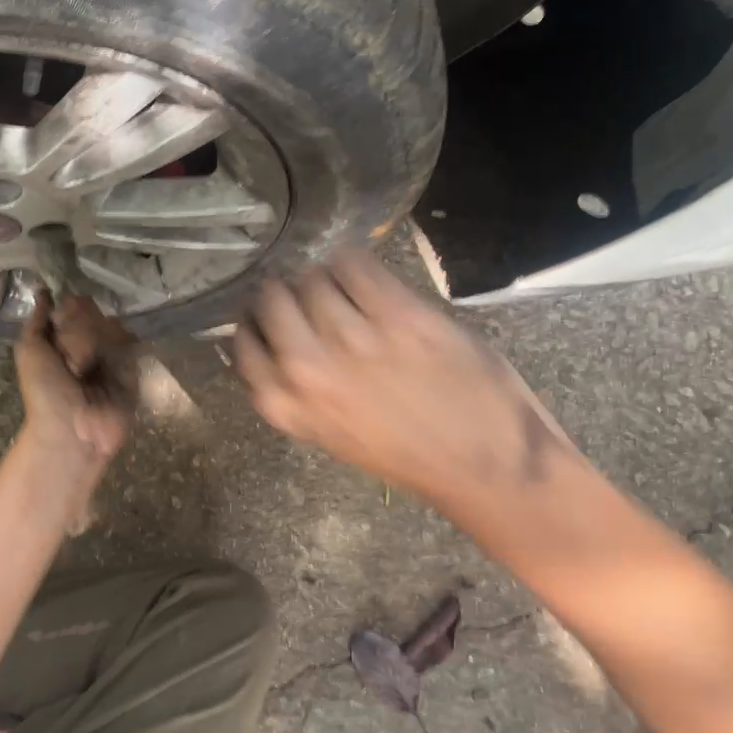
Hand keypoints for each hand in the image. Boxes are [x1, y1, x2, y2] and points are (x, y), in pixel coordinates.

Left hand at [13, 293, 135, 485]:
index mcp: (61, 338)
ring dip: (94, 345)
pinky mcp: (132, 368)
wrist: (71, 431)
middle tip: (71, 360)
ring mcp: (110, 354)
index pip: (73, 304)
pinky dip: (116, 353)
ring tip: (84, 372)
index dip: (68, 311)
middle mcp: (86, 342)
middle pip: (93, 312)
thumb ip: (37, 320)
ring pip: (111, 324)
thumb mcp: (29, 350)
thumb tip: (44, 292)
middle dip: (79, 331)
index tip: (59, 325)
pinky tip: (104, 370)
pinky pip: (130, 343)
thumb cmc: (44, 391)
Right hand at [232, 251, 577, 507]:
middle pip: (271, 300)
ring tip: (345, 291)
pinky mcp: (399, 316)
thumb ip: (293, 388)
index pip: (243, 340)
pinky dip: (354, 265)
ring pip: (312, 278)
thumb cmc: (406, 454)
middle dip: (286, 294)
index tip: (274, 320)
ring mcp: (353, 339)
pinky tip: (366, 278)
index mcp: (284, 403)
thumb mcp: (326, 431)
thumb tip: (269, 335)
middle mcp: (306, 368)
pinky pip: (354, 265)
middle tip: (309, 299)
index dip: (259, 324)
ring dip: (325, 280)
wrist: (489, 467)